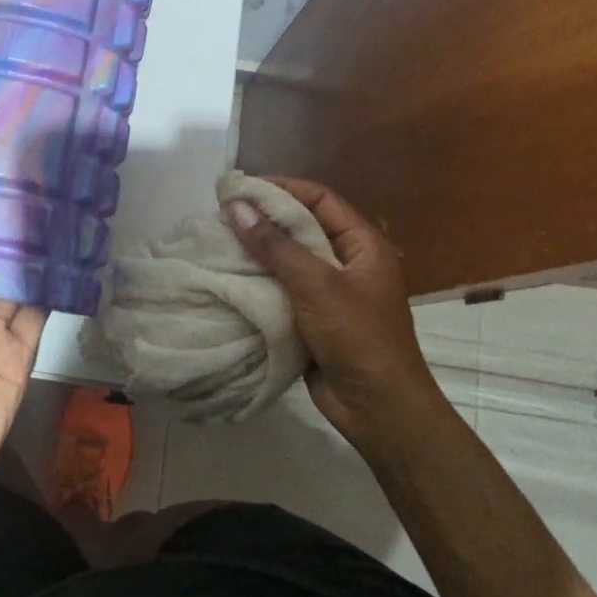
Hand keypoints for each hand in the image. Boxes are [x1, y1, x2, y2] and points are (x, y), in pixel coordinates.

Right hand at [223, 178, 432, 431]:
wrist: (378, 408)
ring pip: (290, 260)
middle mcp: (349, 263)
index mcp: (363, 245)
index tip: (239, 188)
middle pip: (303, 227)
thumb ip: (276, 245)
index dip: (281, 189)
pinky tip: (230, 279)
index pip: (319, 200)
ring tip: (218, 243)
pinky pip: (283, 290)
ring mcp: (332, 293)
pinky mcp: (314, 320)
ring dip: (258, 252)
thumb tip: (236, 207)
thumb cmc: (357, 338)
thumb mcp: (316, 285)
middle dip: (264, 219)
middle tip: (221, 215)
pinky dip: (259, 282)